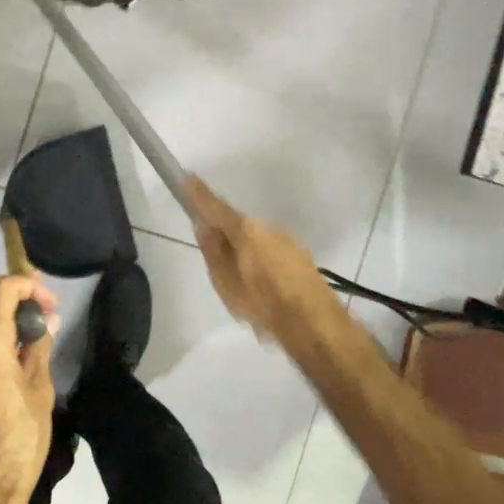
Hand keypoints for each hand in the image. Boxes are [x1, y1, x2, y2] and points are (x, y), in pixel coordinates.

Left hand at [0, 275, 57, 503]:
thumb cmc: (18, 437)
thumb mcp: (39, 389)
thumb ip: (39, 347)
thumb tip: (46, 322)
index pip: (2, 290)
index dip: (29, 286)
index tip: (50, 303)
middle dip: (19, 304)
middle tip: (48, 319)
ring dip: (7, 324)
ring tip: (37, 340)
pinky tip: (17, 359)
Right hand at [186, 177, 345, 349]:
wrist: (316, 325)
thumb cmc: (263, 304)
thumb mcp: (225, 282)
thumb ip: (213, 251)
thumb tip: (204, 226)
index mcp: (246, 231)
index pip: (216, 207)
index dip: (199, 194)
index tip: (187, 178)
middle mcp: (268, 228)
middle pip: (237, 225)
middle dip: (223, 234)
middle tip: (214, 259)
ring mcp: (288, 241)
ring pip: (255, 239)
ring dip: (244, 251)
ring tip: (241, 284)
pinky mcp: (301, 256)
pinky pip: (270, 252)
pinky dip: (261, 262)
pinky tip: (262, 288)